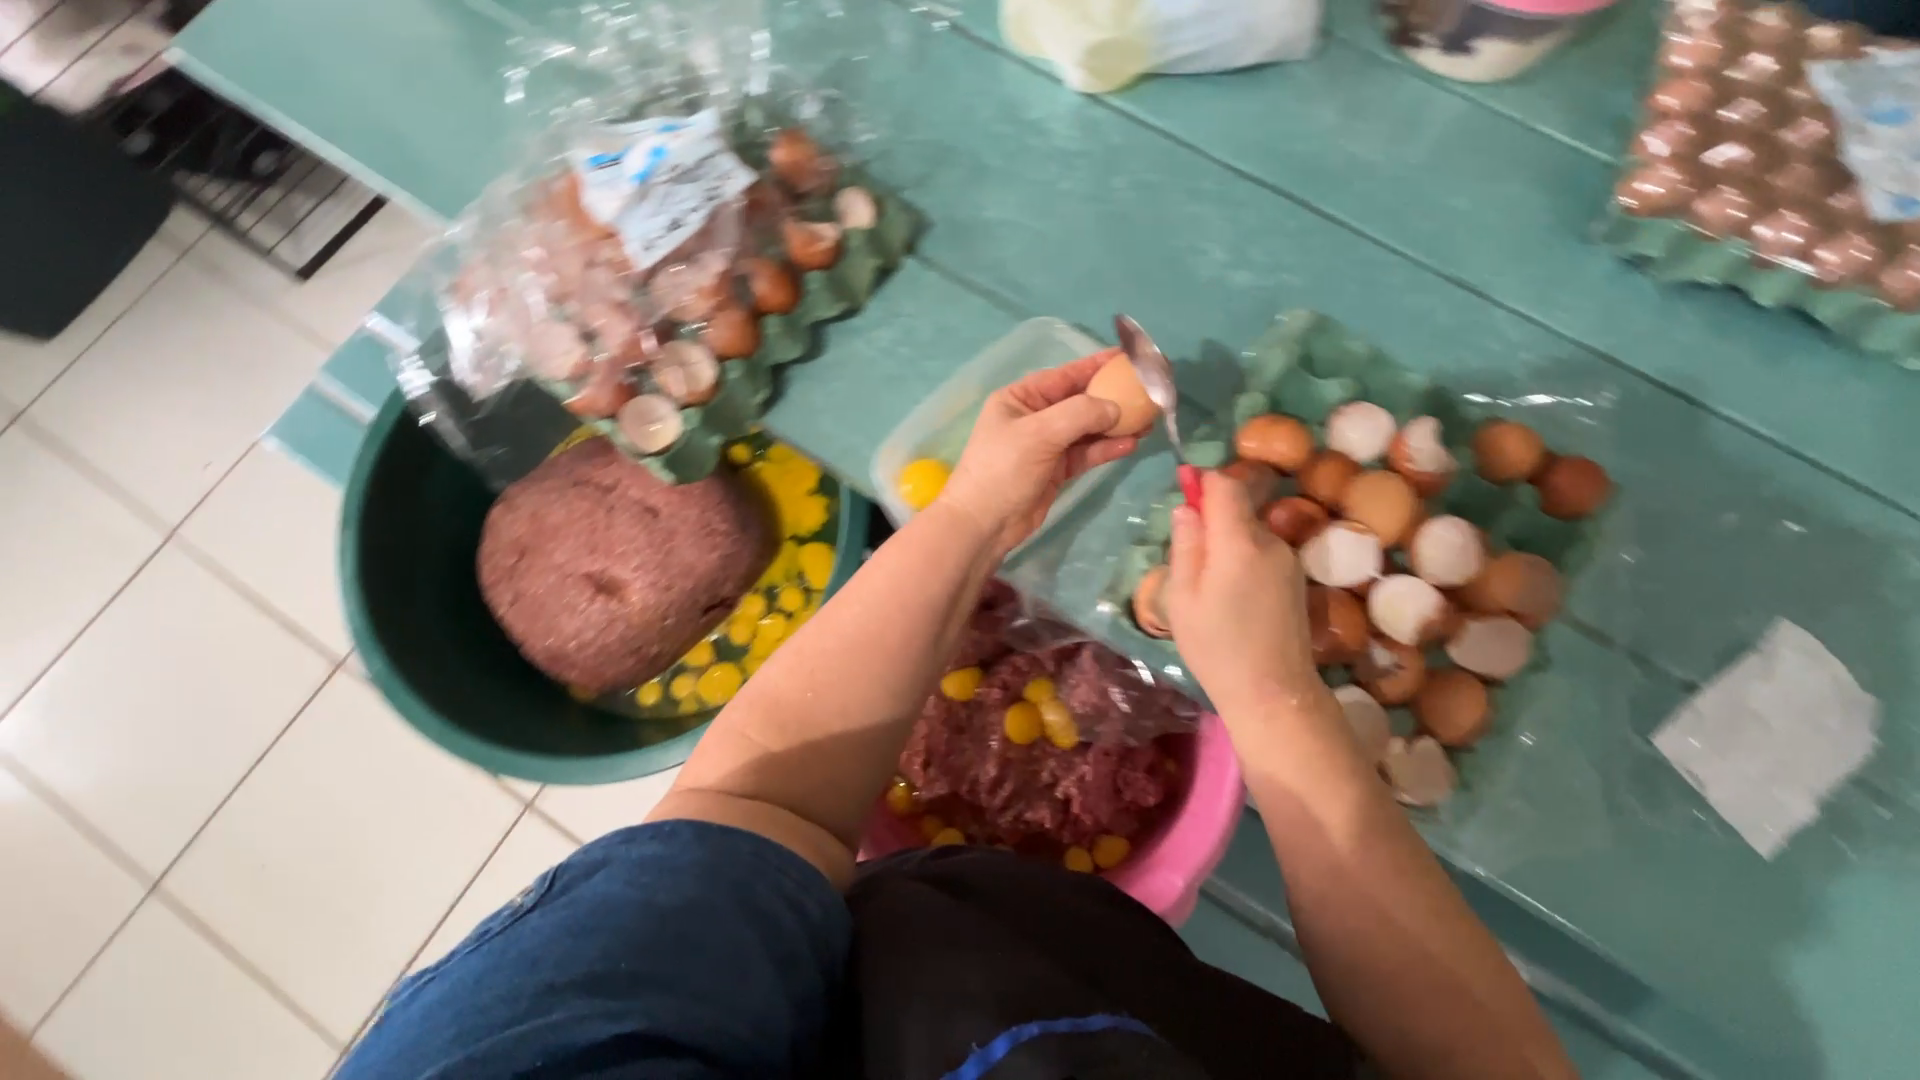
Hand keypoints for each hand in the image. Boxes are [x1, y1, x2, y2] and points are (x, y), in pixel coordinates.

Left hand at [939, 350, 1139, 555]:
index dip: (1096, 365)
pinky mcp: (1055, 471)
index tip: (1128, 358)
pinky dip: (1105, 448)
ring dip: (1114, 426)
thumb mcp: (1039, 433)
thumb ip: (1079, 414)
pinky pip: (1086, 453)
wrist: (985, 524)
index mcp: (1020, 398)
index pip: (1065, 375)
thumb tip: (1115, 408)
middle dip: (1112, 398)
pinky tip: (1130, 445)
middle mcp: (1034, 417)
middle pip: (1080, 401)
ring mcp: (1046, 445)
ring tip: (1147, 422)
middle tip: (1147, 394)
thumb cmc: (1003, 469)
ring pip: (1087, 429)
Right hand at [1165, 470, 1317, 710]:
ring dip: (1227, 543)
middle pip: (1239, 510)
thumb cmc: (1216, 647)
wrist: (1273, 693)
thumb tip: (1188, 509)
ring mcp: (1288, 561)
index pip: (1226, 486)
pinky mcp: (1296, 580)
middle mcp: (1270, 542)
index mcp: (1239, 542)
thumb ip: (1186, 546)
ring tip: (1207, 587)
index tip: (1184, 488)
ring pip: (1250, 533)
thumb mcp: (1183, 598)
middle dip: (1212, 519)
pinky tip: (1231, 599)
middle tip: (1186, 556)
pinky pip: (1262, 554)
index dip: (1204, 481)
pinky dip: (1242, 561)